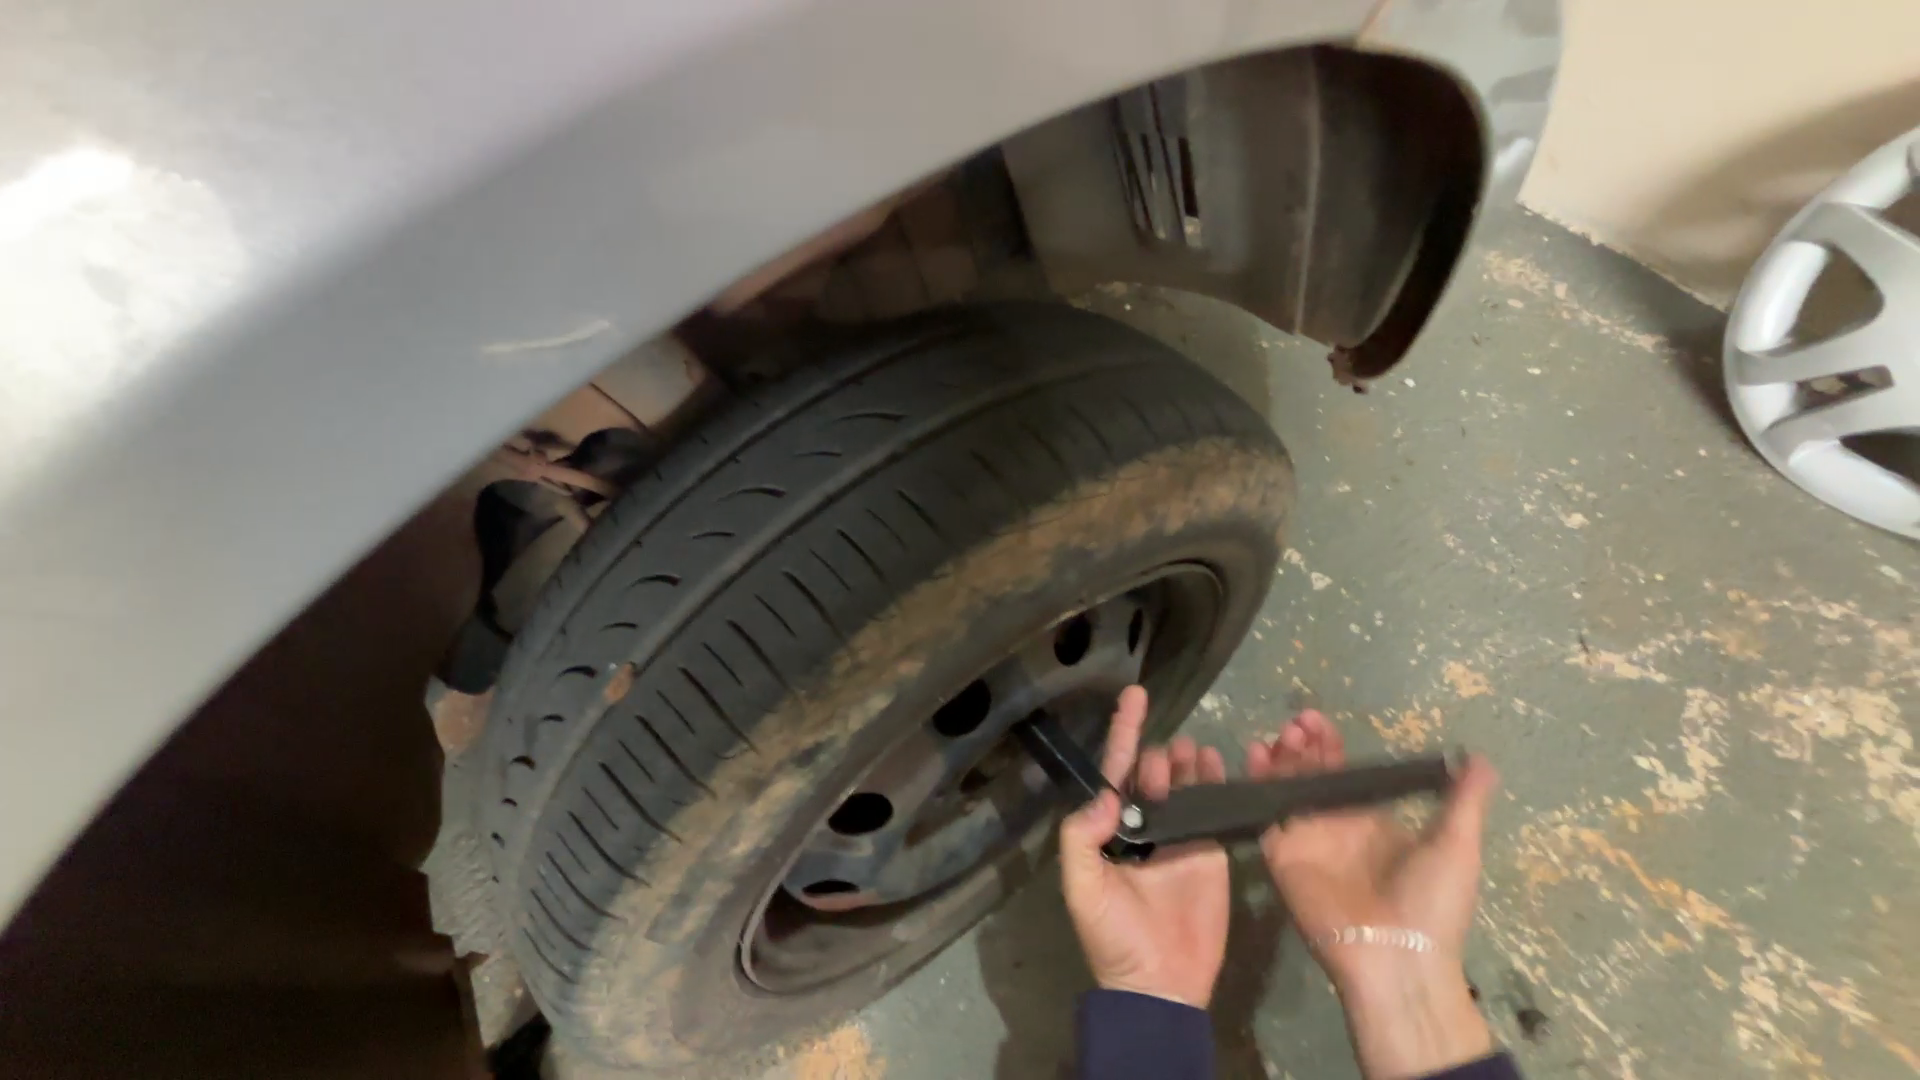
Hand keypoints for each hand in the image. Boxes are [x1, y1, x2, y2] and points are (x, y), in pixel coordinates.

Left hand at [1059, 685, 1229, 1007]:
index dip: (1123, 732)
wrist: (1161, 984)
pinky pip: (1211, 807)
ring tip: (1189, 752)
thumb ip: (1080, 837)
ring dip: (1184, 762)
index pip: (1115, 771)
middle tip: (1162, 763)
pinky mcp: (1209, 851)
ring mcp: (1178, 836)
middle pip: (1150, 773)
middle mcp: (1143, 825)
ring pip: (1182, 784)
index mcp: (1110, 829)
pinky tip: (1215, 764)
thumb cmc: (1112, 935)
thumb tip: (1103, 797)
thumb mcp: (1081, 887)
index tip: (1134, 695)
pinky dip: (1213, 781)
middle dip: (1154, 757)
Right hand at [1247, 710, 1499, 1078]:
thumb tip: (1479, 757)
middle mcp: (1332, 824)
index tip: (1316, 718)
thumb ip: (1463, 800)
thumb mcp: (1456, 846)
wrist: (1399, 956)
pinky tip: (1255, 758)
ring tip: (1279, 736)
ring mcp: (1304, 838)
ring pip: (1282, 787)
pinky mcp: (1281, 854)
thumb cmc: (1432, 903)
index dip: (1328, 744)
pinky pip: (1263, 813)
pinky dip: (1255, 785)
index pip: (1341, 770)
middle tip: (1298, 723)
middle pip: (1307, 773)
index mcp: (1368, 820)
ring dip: (1277, 759)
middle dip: (1300, 744)